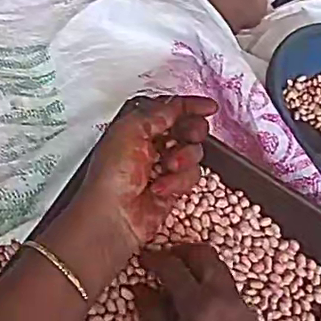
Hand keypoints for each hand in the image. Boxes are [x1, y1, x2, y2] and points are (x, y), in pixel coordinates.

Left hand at [76, 96, 216, 251]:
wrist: (113, 214)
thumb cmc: (111, 176)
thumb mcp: (130, 130)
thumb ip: (158, 113)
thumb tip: (177, 106)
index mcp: (138, 127)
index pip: (170, 110)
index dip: (190, 106)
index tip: (209, 107)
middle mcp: (151, 146)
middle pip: (187, 130)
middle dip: (192, 132)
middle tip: (189, 136)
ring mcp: (162, 168)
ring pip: (193, 154)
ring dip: (184, 158)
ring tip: (168, 166)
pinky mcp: (172, 188)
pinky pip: (191, 177)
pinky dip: (178, 181)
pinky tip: (161, 187)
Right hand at [137, 244, 275, 320]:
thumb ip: (152, 313)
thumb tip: (140, 288)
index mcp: (200, 304)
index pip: (174, 268)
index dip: (154, 259)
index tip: (141, 259)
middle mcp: (224, 296)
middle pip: (204, 255)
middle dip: (181, 251)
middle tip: (162, 260)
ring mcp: (240, 303)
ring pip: (219, 268)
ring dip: (198, 264)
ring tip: (177, 278)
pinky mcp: (248, 314)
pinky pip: (227, 285)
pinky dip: (210, 281)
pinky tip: (196, 301)